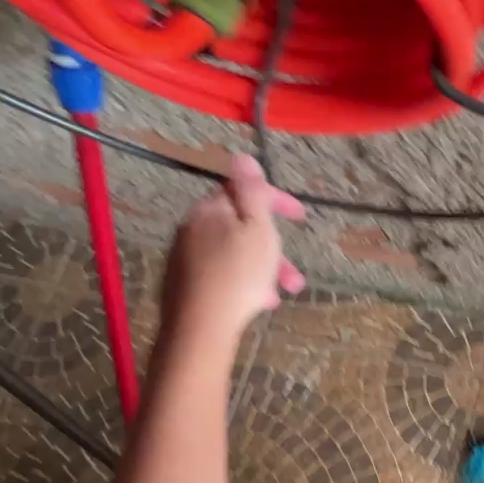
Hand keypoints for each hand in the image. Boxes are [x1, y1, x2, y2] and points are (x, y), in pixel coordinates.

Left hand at [164, 155, 306, 335]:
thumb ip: (252, 192)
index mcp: (210, 209)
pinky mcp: (183, 284)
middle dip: (272, 245)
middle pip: (240, 227)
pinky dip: (244, 281)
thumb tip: (242, 157)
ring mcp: (184, 257)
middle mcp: (192, 227)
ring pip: (234, 253)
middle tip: (293, 270)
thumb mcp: (257, 228)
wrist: (201, 325)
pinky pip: (222, 273)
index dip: (275, 200)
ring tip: (281, 293)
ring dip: (263, 268)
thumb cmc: (239, 273)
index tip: (301, 216)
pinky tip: (256, 301)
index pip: (243, 191)